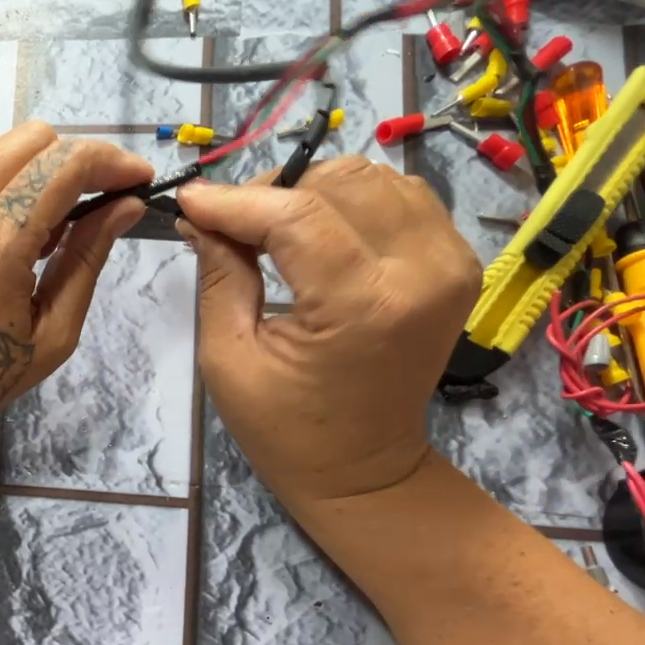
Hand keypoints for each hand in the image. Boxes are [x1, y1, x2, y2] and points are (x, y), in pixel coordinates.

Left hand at [0, 122, 152, 446]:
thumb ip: (88, 260)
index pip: (68, 161)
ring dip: (23, 174)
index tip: (133, 181)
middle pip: (29, 138)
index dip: (112, 162)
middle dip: (70, 160)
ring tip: (29, 234)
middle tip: (81, 210)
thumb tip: (126, 205)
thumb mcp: (51, 332)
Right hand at [176, 157, 480, 506]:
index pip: (296, 215)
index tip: (187, 199)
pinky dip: (350, 202)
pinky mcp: (456, 261)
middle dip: (274, 190)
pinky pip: (402, 198)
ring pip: (377, 179)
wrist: (360, 465)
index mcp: (363, 303)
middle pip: (343, 181)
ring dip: (313, 191)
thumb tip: (202, 218)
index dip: (235, 201)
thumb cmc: (283, 426)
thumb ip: (220, 278)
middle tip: (226, 221)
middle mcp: (422, 269)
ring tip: (266, 225)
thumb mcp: (228, 358)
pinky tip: (313, 232)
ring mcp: (451, 261)